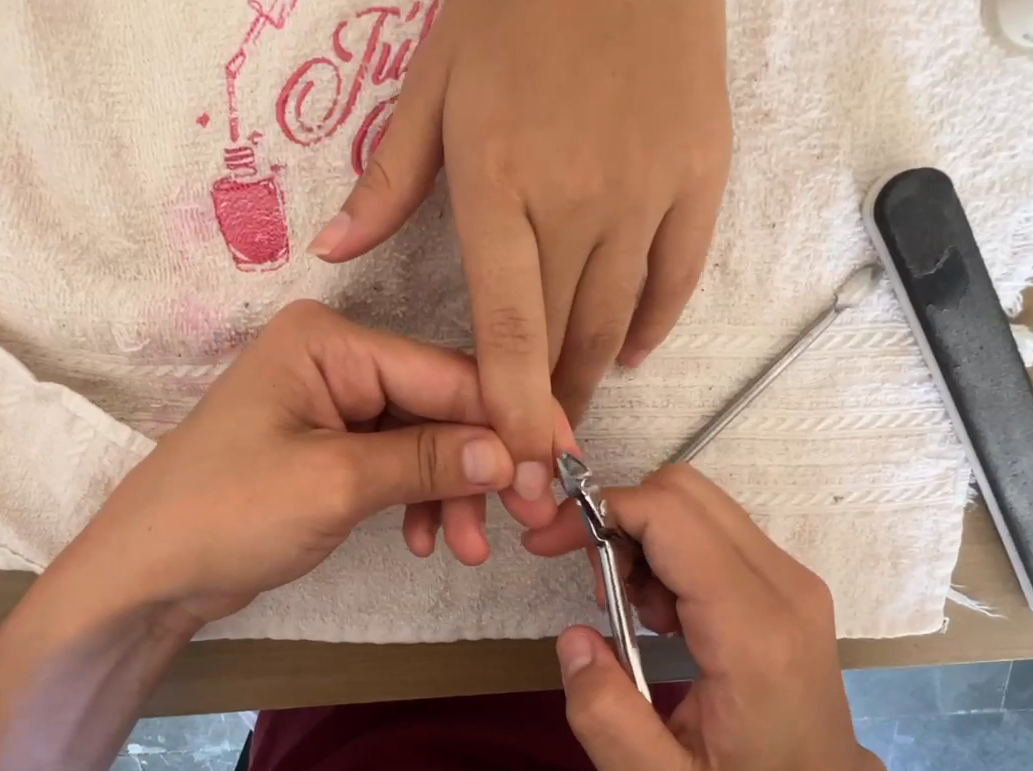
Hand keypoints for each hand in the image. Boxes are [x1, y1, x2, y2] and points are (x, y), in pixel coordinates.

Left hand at [75, 300, 514, 625]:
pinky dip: (417, 501)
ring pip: (423, 442)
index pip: (444, 373)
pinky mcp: (329, 449)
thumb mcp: (335, 484)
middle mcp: (336, 360)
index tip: (558, 469)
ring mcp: (331, 406)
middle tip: (529, 518)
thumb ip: (427, 462)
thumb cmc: (228, 513)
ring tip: (466, 550)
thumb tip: (511, 457)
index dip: (506, 421)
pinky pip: (395, 466)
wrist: (148, 573)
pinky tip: (426, 541)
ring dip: (452, 493)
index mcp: (330, 341)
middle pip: (439, 407)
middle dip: (481, 466)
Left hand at [310, 0, 731, 502]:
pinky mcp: (699, 179)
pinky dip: (652, 327)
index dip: (511, 408)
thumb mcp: (433, 86)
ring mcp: (647, 195)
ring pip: (618, 321)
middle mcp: (578, 206)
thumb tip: (333, 252)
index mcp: (500, 190)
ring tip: (569, 412)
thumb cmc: (514, 9)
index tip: (513, 462)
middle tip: (532, 452)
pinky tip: (627, 353)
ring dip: (592, 378)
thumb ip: (386, 184)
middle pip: (563, 340)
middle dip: (548, 410)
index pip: (507, 330)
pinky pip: (677, 280)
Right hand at [522, 466, 892, 770]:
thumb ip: (604, 719)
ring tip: (632, 612)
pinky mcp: (787, 580)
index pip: (671, 516)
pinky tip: (662, 613)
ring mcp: (792, 578)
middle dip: (617, 520)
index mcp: (751, 633)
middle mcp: (783, 587)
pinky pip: (712, 528)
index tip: (548, 546)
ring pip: (696, 503)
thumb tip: (575, 636)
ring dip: (641, 537)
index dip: (599, 512)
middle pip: (683, 492)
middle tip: (598, 590)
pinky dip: (666, 549)